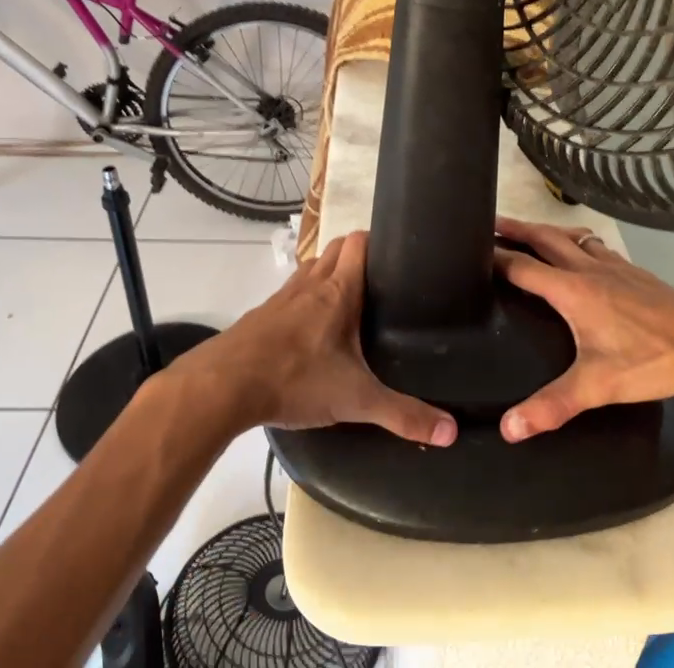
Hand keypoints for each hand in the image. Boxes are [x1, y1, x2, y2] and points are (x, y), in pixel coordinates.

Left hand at [179, 232, 456, 446]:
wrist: (221, 386)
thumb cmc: (295, 379)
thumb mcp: (356, 401)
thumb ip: (403, 415)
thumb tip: (451, 432)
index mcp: (338, 290)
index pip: (360, 241)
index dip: (380, 241)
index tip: (401, 255)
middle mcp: (310, 284)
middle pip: (336, 248)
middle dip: (358, 256)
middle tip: (384, 280)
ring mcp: (281, 297)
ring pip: (312, 268)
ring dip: (330, 274)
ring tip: (353, 301)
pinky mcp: (261, 316)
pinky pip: (291, 294)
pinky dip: (306, 299)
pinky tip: (313, 331)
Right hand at [493, 216, 673, 441]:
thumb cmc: (652, 360)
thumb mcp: (598, 387)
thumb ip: (551, 406)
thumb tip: (509, 428)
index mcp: (573, 290)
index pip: (522, 266)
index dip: (493, 256)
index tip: (468, 247)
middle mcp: (590, 269)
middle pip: (544, 238)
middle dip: (515, 229)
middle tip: (489, 222)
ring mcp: (615, 267)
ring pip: (571, 238)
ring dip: (545, 232)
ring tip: (529, 232)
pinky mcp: (634, 273)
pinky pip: (596, 247)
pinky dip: (576, 242)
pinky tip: (584, 254)